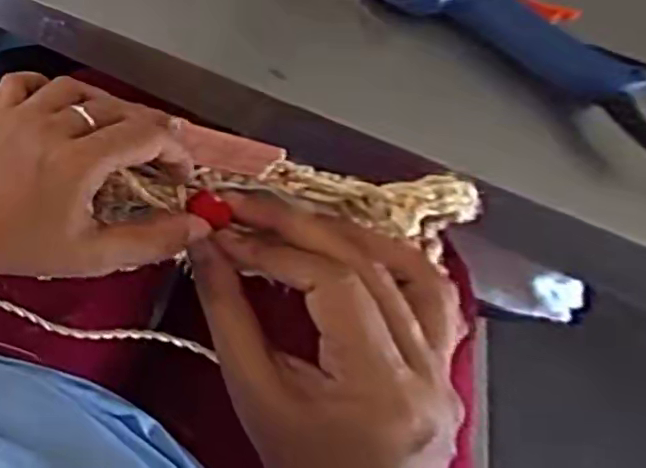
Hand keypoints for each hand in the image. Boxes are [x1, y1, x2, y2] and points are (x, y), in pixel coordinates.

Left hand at [0, 73, 208, 280]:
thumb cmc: (21, 244)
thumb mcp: (93, 255)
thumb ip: (151, 240)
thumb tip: (198, 224)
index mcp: (77, 161)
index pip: (142, 134)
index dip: (173, 150)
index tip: (180, 173)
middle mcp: (50, 127)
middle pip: (113, 108)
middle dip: (147, 128)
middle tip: (158, 155)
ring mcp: (21, 115)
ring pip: (73, 88)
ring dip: (103, 103)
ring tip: (118, 128)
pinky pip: (24, 81)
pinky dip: (47, 85)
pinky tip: (61, 105)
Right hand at [190, 193, 466, 467]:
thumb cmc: (300, 460)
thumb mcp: (249, 385)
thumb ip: (224, 307)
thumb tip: (201, 242)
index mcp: (382, 384)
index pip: (332, 281)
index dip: (269, 247)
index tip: (218, 235)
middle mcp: (428, 370)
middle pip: (368, 264)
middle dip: (293, 222)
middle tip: (237, 203)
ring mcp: (444, 367)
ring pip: (413, 272)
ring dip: (345, 231)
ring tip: (289, 216)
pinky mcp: (440, 365)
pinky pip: (429, 295)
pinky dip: (382, 256)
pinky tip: (340, 242)